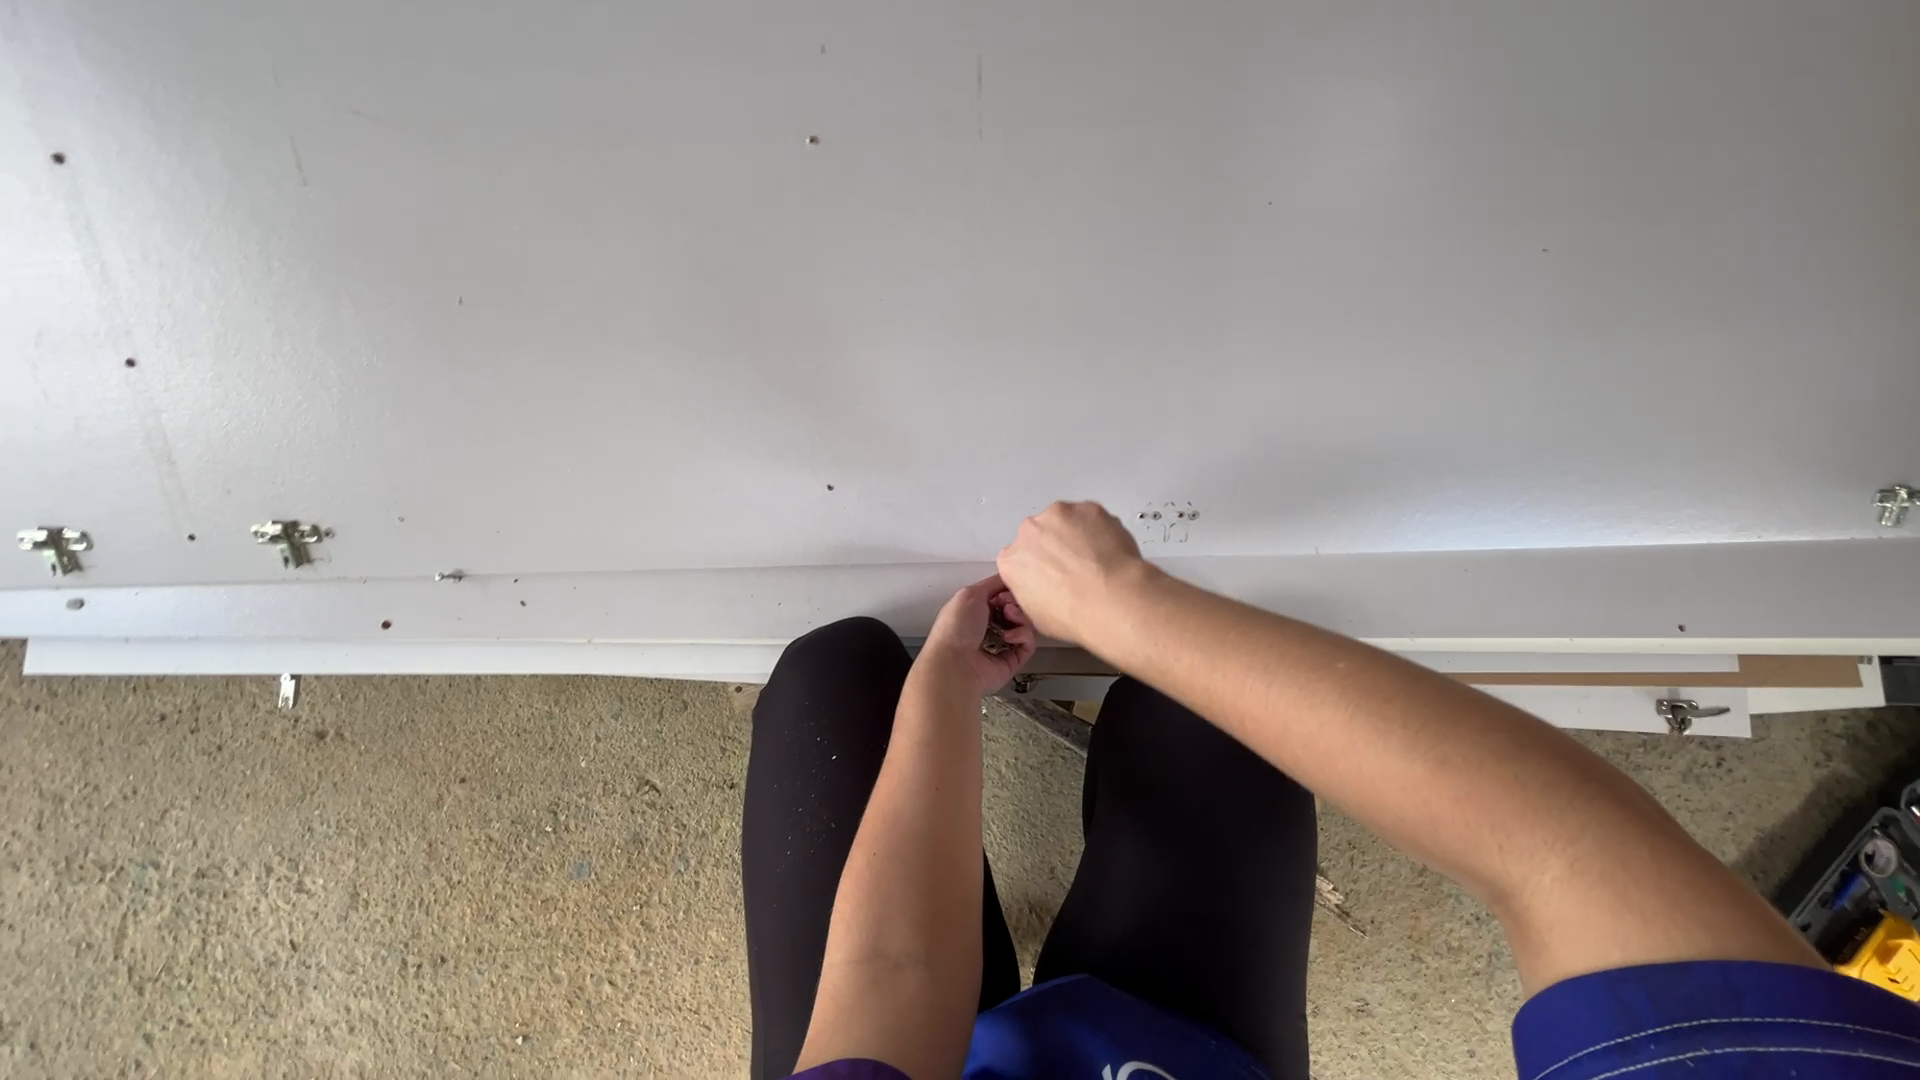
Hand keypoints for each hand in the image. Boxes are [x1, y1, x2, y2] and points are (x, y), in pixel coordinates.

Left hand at [918, 574, 1036, 696]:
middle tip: (1008, 606)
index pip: (1001, 596)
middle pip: (1015, 609)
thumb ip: (992, 583)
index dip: (1008, 590)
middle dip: (1016, 603)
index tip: (1007, 590)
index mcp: (974, 611)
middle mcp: (987, 627)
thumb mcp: (970, 594)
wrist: (955, 664)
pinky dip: (1023, 636)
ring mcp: (1000, 644)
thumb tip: (1009, 579)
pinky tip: (1010, 637)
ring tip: (1010, 618)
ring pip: (1025, 625)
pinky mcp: (1012, 661)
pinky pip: (1028, 644)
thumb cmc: (955, 628)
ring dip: (1021, 618)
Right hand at [996, 501, 1151, 646]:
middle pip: (1039, 534)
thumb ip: (1030, 593)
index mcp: (1011, 560)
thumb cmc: (1074, 614)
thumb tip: (1041, 590)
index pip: (1018, 559)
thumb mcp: (1036, 617)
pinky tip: (1108, 551)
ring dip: (1075, 535)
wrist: (1111, 600)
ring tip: (1095, 560)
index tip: (1051, 577)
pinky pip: (1091, 517)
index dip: (1037, 568)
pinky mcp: (1088, 508)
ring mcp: (1059, 515)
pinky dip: (1098, 529)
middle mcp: (1029, 531)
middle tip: (1075, 568)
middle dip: (1054, 547)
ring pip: (1065, 521)